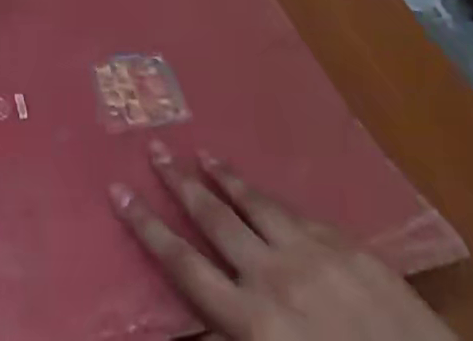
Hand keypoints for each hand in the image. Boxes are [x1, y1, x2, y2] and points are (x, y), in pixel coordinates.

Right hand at [110, 147, 454, 340]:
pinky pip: (301, 216)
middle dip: (178, 182)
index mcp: (253, 320)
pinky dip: (272, 199)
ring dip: (224, 178)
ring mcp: (316, 258)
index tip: (118, 191)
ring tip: (202, 154)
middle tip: (155, 150)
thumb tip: (197, 316)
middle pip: (213, 219)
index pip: (182, 262)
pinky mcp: (353, 252)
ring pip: (255, 205)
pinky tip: (263, 191)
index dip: (146, 225)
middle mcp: (274, 278)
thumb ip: (234, 331)